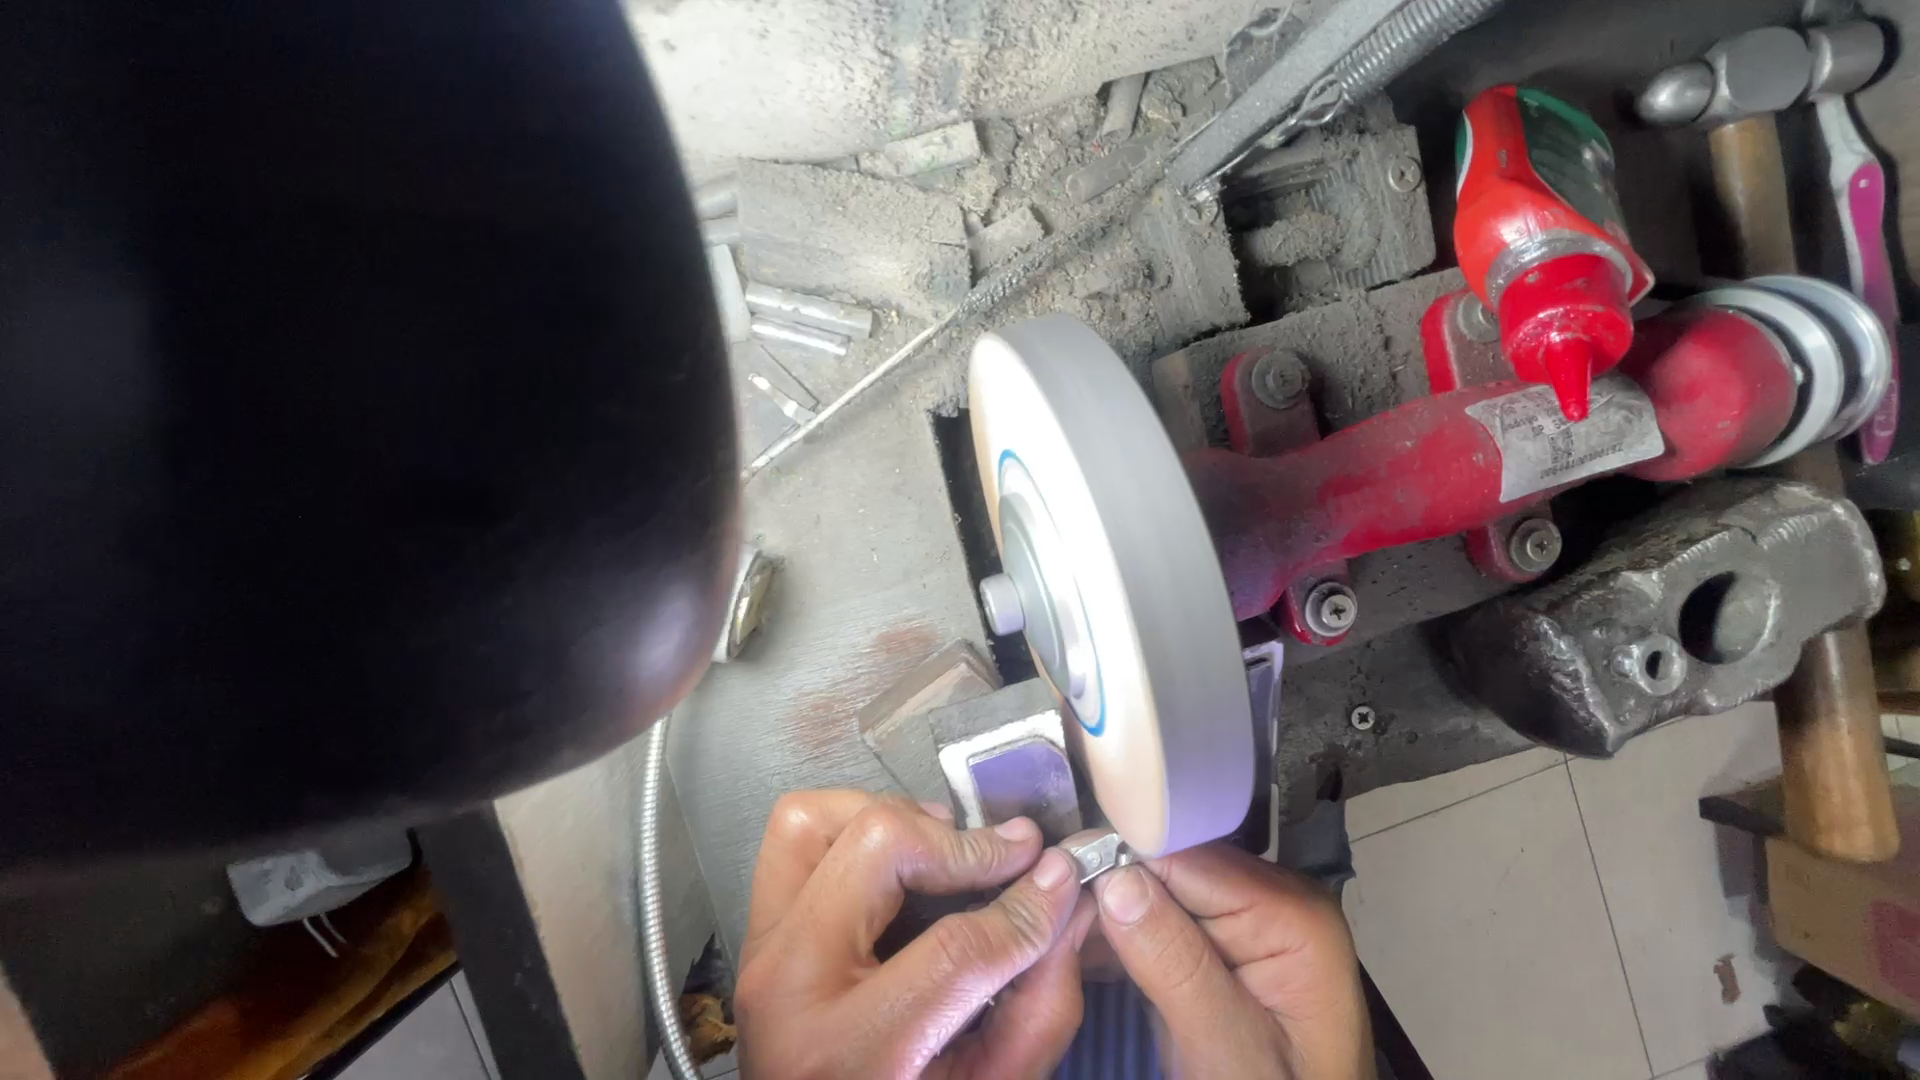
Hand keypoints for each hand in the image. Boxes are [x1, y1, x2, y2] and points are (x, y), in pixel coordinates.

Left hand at [735, 791, 1095, 1078]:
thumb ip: (1039, 1003)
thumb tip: (1066, 897)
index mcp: (848, 1052)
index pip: (954, 949)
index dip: (1024, 904)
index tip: (1061, 876)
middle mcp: (788, 982)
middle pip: (880, 846)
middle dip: (962, 843)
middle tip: (1012, 857)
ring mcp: (761, 942)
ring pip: (820, 819)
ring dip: (897, 820)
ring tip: (946, 854)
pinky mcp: (759, 917)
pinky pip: (799, 827)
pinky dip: (854, 821)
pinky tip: (901, 857)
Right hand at [1090, 842, 1373, 1078]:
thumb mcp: (1228, 1054)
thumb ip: (1177, 966)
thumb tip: (1115, 881)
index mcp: (1290, 913)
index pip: (1185, 858)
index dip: (1117, 865)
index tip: (1062, 886)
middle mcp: (1275, 897)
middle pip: (1170, 866)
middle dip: (1112, 891)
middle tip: (1060, 923)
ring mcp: (1252, 916)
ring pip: (1159, 888)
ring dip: (1112, 913)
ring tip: (1071, 938)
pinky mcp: (1227, 938)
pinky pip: (1165, 914)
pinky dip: (1127, 933)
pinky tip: (1096, 952)